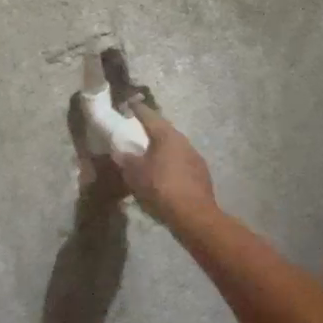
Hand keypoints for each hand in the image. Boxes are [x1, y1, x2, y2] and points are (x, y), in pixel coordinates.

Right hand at [113, 102, 216, 225]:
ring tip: (150, 158)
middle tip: (136, 135)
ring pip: (174, 147)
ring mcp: (195, 156)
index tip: (127, 105)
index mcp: (166, 134)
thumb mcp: (135, 174)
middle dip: (150, 131)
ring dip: (162, 150)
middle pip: (163, 130)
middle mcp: (183, 140)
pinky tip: (165, 176)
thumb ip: (126, 160)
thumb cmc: (161, 188)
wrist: (195, 217)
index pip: (148, 114)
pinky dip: (171, 165)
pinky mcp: (202, 174)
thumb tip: (120, 152)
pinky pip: (182, 163)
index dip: (136, 109)